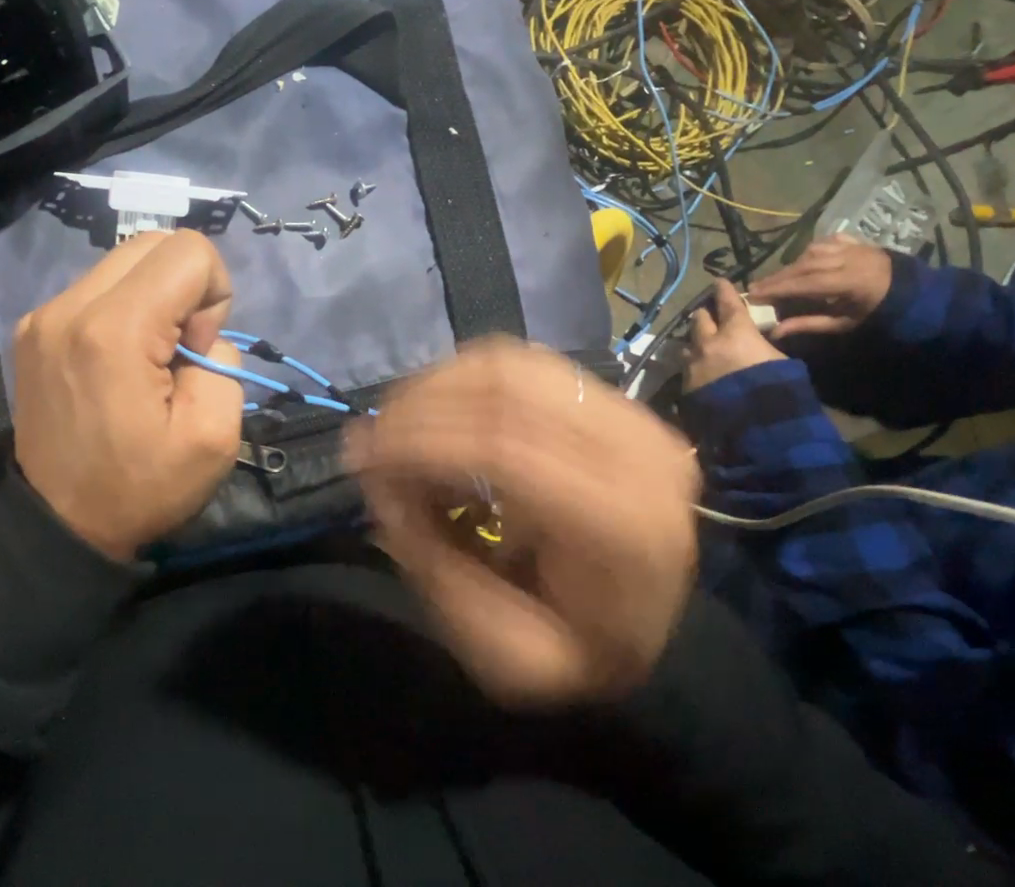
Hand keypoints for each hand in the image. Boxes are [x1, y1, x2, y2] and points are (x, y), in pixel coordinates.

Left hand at [12, 231, 245, 562]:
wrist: (57, 525)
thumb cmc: (139, 489)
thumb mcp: (214, 437)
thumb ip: (222, 360)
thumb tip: (195, 334)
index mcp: (114, 330)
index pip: (190, 252)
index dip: (213, 297)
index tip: (195, 353)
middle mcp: (70, 306)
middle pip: (153, 243)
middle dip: (183, 288)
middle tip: (177, 351)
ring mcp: (44, 314)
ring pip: (122, 262)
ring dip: (152, 297)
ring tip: (145, 358)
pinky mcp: (32, 328)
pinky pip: (94, 289)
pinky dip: (121, 310)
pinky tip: (116, 363)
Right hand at [347, 339, 699, 708]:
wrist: (655, 630)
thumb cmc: (578, 650)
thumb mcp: (504, 651)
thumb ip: (437, 569)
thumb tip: (381, 483)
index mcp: (623, 525)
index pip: (503, 450)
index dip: (418, 442)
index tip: (359, 457)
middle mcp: (639, 454)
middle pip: (504, 393)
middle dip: (415, 409)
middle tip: (366, 443)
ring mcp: (633, 418)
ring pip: (510, 365)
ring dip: (435, 386)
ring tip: (395, 426)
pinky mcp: (615, 402)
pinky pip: (524, 362)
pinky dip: (464, 377)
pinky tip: (436, 408)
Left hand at [684, 280, 786, 391]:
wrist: (753, 423)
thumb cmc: (778, 389)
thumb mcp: (781, 362)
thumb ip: (765, 346)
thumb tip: (759, 341)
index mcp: (736, 333)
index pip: (728, 304)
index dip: (723, 291)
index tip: (718, 282)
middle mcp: (708, 343)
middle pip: (700, 320)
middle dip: (704, 315)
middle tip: (707, 313)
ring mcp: (692, 363)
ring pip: (688, 344)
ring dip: (695, 341)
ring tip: (701, 343)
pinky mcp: (684, 383)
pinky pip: (686, 367)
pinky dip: (693, 363)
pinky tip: (699, 368)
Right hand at [748, 235, 893, 338]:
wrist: (916, 292)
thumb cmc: (878, 312)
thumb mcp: (846, 323)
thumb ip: (810, 324)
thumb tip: (775, 331)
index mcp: (850, 281)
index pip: (805, 283)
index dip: (777, 288)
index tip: (752, 295)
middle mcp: (849, 259)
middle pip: (804, 266)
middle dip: (777, 277)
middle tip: (756, 287)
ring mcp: (853, 247)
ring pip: (812, 252)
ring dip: (792, 264)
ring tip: (778, 277)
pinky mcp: (856, 241)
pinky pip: (827, 241)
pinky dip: (811, 250)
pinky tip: (804, 259)